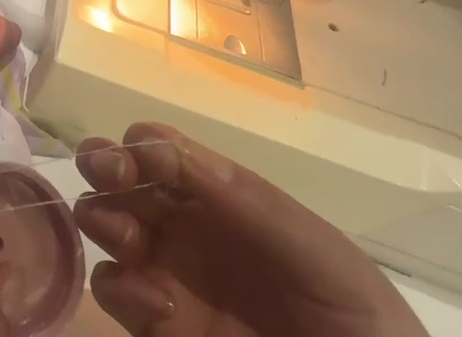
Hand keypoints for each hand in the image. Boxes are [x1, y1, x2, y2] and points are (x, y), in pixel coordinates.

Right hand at [76, 123, 428, 336]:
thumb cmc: (361, 325)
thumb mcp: (323, 258)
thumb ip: (253, 205)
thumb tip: (171, 149)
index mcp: (223, 200)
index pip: (166, 151)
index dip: (147, 144)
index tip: (145, 156)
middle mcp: (184, 228)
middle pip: (120, 176)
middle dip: (104, 162)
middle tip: (110, 173)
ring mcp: (165, 276)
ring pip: (103, 223)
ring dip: (100, 215)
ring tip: (126, 237)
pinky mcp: (154, 327)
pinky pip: (110, 290)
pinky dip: (117, 286)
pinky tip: (154, 302)